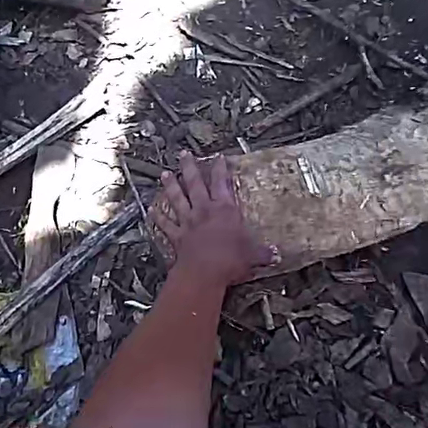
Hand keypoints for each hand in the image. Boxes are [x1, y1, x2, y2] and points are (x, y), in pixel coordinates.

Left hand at [153, 152, 277, 288]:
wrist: (204, 273)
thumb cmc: (231, 260)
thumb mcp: (253, 255)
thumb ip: (263, 253)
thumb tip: (277, 255)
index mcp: (225, 209)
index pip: (223, 183)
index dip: (220, 169)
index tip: (218, 156)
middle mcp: (204, 210)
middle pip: (195, 184)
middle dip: (189, 167)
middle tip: (183, 154)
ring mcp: (188, 222)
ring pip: (177, 199)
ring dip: (170, 186)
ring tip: (164, 174)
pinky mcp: (176, 235)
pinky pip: (165, 224)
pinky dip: (157, 217)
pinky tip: (150, 210)